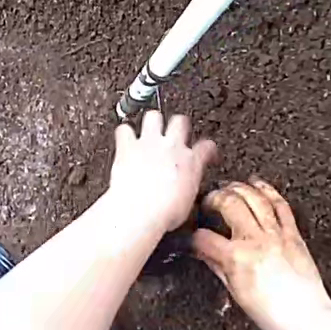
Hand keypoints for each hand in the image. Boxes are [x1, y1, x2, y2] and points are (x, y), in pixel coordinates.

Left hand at [108, 111, 217, 231]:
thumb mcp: (187, 203)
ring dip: (152, 121)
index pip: (206, 146)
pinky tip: (125, 137)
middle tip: (175, 132)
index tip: (205, 151)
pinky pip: (124, 129)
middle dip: (179, 124)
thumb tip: (186, 188)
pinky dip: (124, 132)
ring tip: (150, 128)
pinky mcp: (128, 146)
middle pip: (180, 121)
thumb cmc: (163, 213)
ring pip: (153, 116)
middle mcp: (172, 147)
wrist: (139, 212)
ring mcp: (149, 143)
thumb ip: (188, 186)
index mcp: (191, 162)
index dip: (206, 147)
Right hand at [192, 179, 330, 329]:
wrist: (306, 318)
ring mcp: (276, 234)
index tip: (192, 236)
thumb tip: (204, 253)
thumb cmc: (274, 313)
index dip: (193, 236)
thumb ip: (217, 266)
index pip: (204, 237)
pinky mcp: (293, 234)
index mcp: (236, 258)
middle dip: (214, 197)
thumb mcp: (235, 291)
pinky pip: (280, 205)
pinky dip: (268, 191)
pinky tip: (258, 185)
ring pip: (255, 197)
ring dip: (239, 187)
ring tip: (229, 186)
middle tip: (209, 201)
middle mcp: (255, 240)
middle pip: (229, 203)